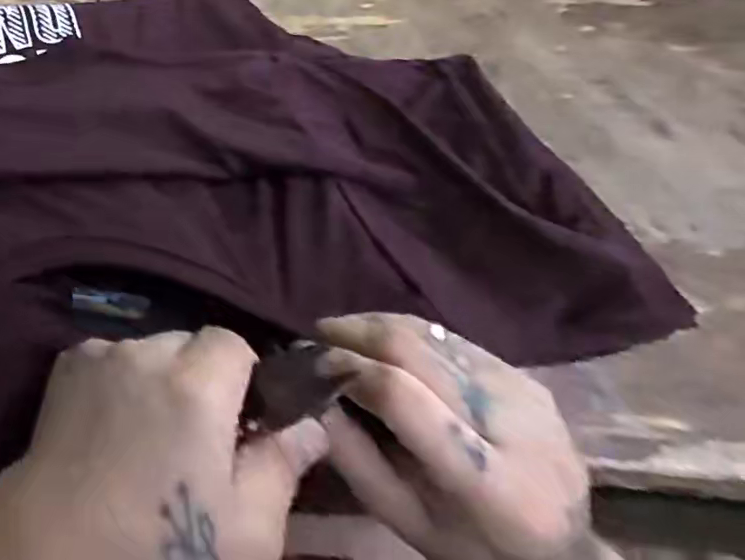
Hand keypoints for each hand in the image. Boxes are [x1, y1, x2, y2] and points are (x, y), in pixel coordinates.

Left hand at [0, 329, 327, 559]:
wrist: (61, 532)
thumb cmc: (164, 541)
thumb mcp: (248, 525)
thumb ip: (281, 464)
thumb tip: (309, 425)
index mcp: (192, 385)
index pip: (230, 341)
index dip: (247, 374)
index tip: (248, 417)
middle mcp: (140, 352)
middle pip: (186, 341)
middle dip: (203, 375)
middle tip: (203, 432)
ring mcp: (96, 352)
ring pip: (146, 347)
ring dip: (160, 375)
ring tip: (155, 431)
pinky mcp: (65, 361)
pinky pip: (109, 355)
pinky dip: (122, 376)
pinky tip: (117, 423)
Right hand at [318, 313, 615, 559]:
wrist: (559, 551)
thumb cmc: (463, 537)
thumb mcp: (396, 511)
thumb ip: (348, 450)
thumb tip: (305, 386)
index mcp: (489, 484)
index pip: (398, 393)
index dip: (344, 365)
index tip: (309, 362)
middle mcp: (518, 433)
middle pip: (411, 349)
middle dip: (350, 333)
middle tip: (316, 338)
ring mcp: (527, 399)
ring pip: (425, 334)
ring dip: (370, 326)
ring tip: (344, 338)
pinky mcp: (527, 380)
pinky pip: (445, 338)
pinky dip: (401, 333)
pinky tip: (384, 348)